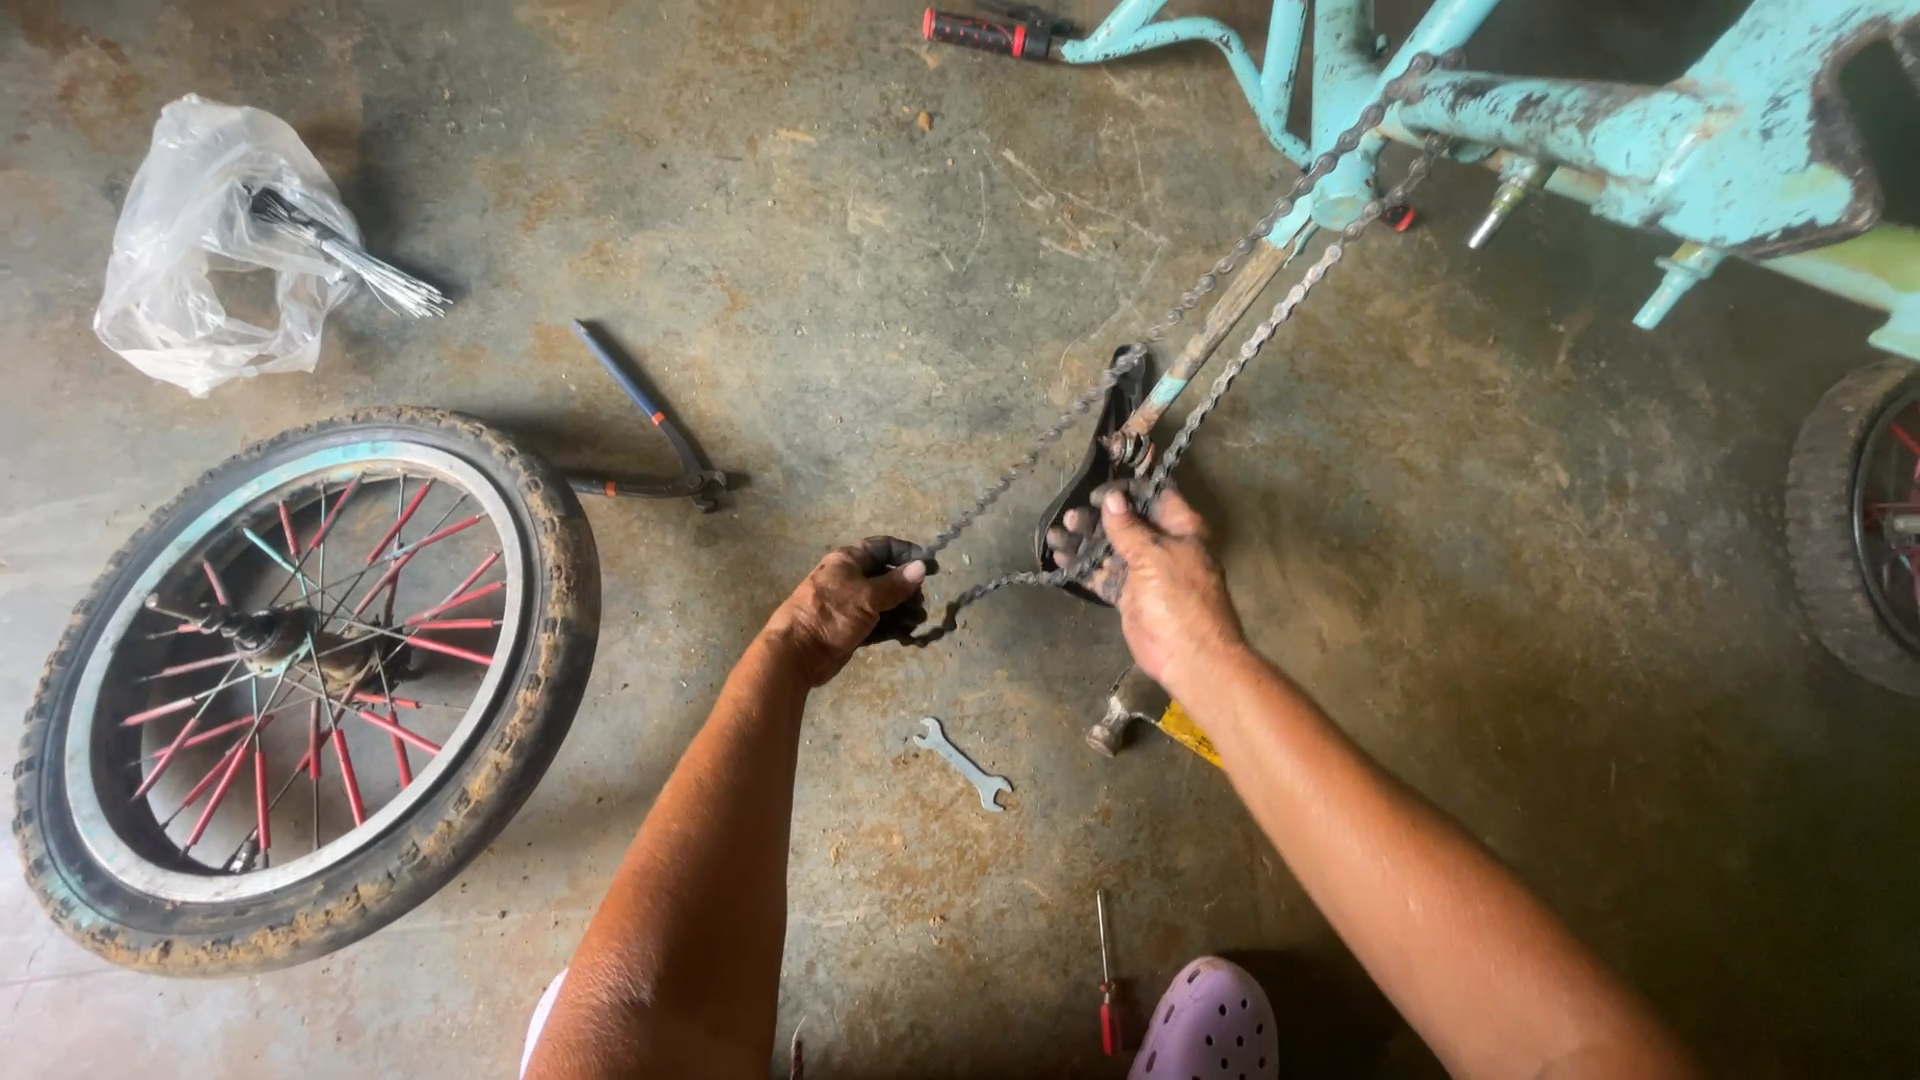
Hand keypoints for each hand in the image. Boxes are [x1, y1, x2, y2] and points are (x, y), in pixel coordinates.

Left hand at [761, 536, 932, 685]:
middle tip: (922, 603)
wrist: (797, 652)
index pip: (883, 548)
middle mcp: (849, 579)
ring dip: (903, 611)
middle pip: (885, 577)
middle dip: (907, 589)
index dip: (907, 554)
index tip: (931, 566)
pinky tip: (907, 634)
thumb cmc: (831, 614)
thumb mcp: (868, 596)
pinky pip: (877, 623)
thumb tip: (921, 567)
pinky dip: (892, 626)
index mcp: (848, 561)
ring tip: (917, 622)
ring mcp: (849, 605)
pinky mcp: (849, 628)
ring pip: (883, 603)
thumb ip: (896, 584)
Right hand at [1054, 486, 1245, 694]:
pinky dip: (1082, 567)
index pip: (1153, 496)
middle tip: (1071, 517)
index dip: (1126, 490)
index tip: (1097, 490)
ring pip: (1109, 548)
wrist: (1188, 655)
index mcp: (1180, 528)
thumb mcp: (1154, 556)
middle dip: (1097, 518)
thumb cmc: (1180, 599)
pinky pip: (1102, 574)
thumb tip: (1111, 498)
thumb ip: (1129, 527)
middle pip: (1125, 523)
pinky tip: (1060, 558)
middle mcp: (1161, 545)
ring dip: (1083, 541)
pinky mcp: (1127, 594)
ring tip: (1056, 535)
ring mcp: (1143, 571)